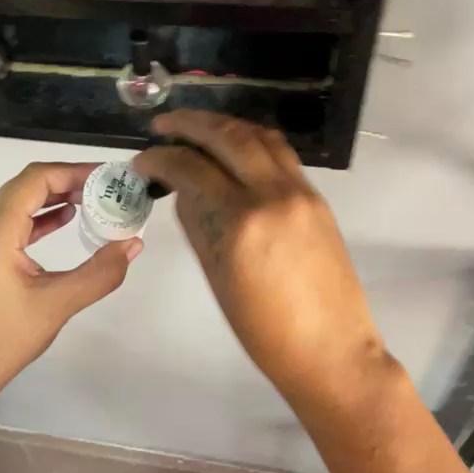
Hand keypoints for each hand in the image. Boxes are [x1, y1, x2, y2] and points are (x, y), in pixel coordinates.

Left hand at [0, 162, 140, 396]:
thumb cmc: (3, 338)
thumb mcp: (58, 304)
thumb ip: (100, 272)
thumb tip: (133, 244)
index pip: (37, 179)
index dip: (74, 171)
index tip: (107, 177)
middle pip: (27, 184)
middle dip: (68, 180)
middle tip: (106, 188)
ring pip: (17, 200)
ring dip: (53, 196)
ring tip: (92, 201)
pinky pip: (9, 219)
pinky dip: (38, 214)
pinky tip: (64, 220)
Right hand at [134, 112, 382, 401]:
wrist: (331, 350)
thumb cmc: (264, 329)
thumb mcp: (217, 276)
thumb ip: (198, 223)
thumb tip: (182, 187)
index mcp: (241, 222)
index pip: (191, 168)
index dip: (160, 158)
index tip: (142, 161)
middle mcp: (273, 195)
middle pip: (228, 135)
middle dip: (190, 123)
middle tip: (163, 123)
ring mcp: (300, 192)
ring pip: (259, 135)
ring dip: (224, 125)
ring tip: (197, 128)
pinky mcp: (316, 197)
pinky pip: (280, 153)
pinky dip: (251, 140)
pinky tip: (233, 148)